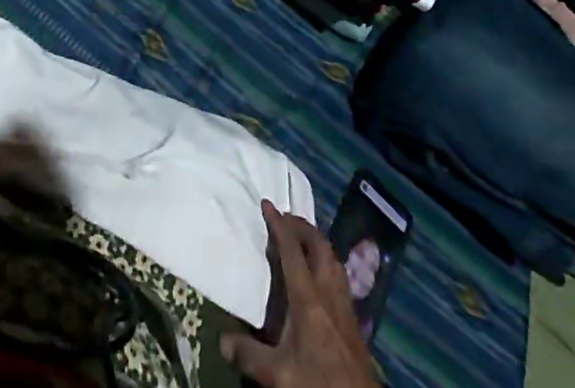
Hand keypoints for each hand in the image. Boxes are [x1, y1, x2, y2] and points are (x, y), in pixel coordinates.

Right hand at [221, 202, 377, 387]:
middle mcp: (329, 293)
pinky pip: (339, 275)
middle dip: (301, 226)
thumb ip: (247, 354)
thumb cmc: (318, 383)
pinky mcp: (353, 319)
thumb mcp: (277, 374)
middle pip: (319, 246)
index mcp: (308, 298)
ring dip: (316, 241)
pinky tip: (320, 273)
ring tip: (301, 238)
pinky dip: (326, 260)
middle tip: (284, 218)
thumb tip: (221, 339)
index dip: (279, 225)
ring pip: (333, 258)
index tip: (267, 205)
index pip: (292, 251)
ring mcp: (345, 304)